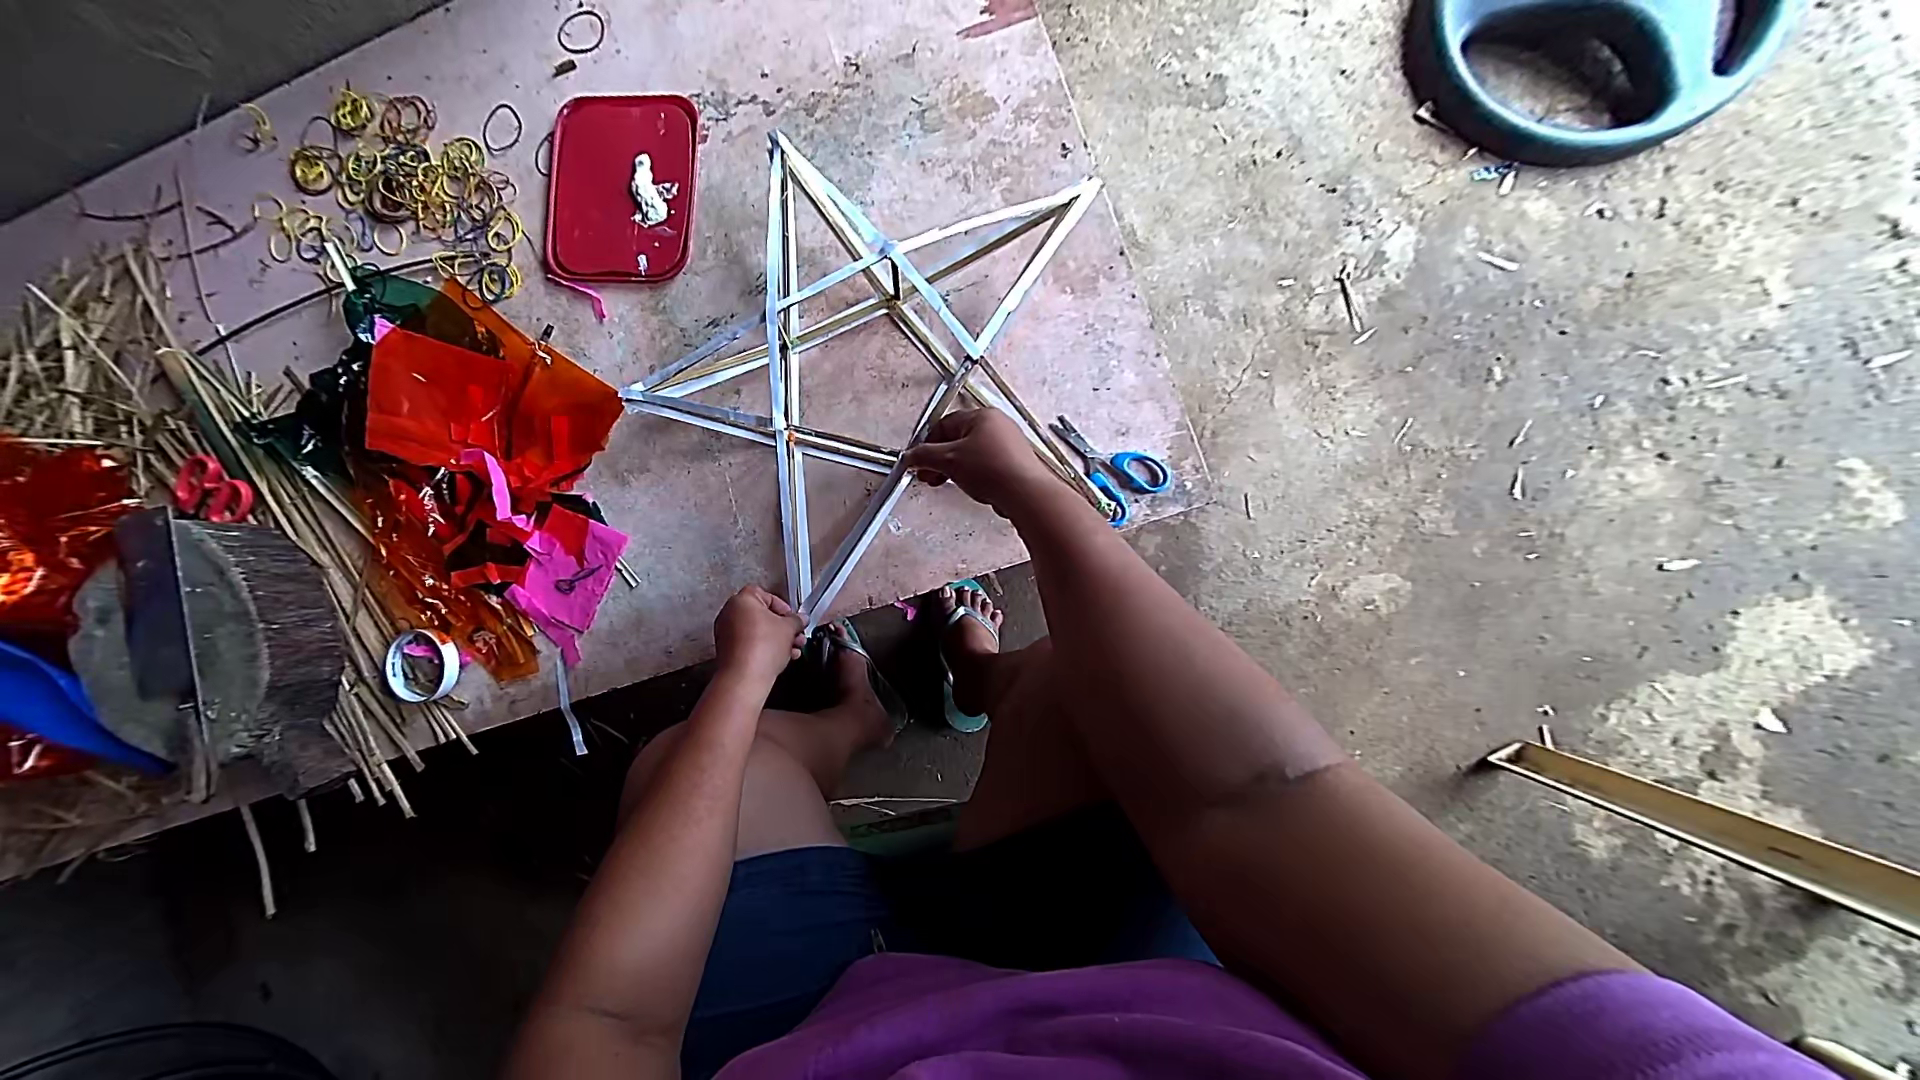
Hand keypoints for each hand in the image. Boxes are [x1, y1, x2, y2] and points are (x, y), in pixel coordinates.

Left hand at [713, 585, 804, 682]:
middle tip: (794, 633)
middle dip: (782, 626)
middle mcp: (730, 614)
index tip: (792, 617)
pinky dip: (763, 648)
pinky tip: (780, 657)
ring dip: (776, 638)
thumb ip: (797, 620)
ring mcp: (726, 633)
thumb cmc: (761, 648)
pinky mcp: (728, 651)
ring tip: (791, 648)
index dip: (783, 606)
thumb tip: (800, 619)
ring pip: (756, 631)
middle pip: (761, 614)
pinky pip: (749, 644)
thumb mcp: (789, 628)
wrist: (746, 677)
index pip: (765, 595)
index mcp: (742, 601)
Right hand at [901, 408, 1062, 516]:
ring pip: (972, 454)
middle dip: (940, 460)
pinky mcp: (1014, 464)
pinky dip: (974, 475)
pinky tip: (971, 487)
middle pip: (958, 439)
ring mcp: (1008, 444)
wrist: (1024, 493)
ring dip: (955, 469)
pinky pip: (986, 466)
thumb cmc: (996, 470)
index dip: (927, 444)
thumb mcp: (949, 460)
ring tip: (948, 482)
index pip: (944, 425)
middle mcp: (997, 426)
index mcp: (982, 416)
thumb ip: (925, 456)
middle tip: (929, 474)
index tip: (918, 459)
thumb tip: (911, 456)